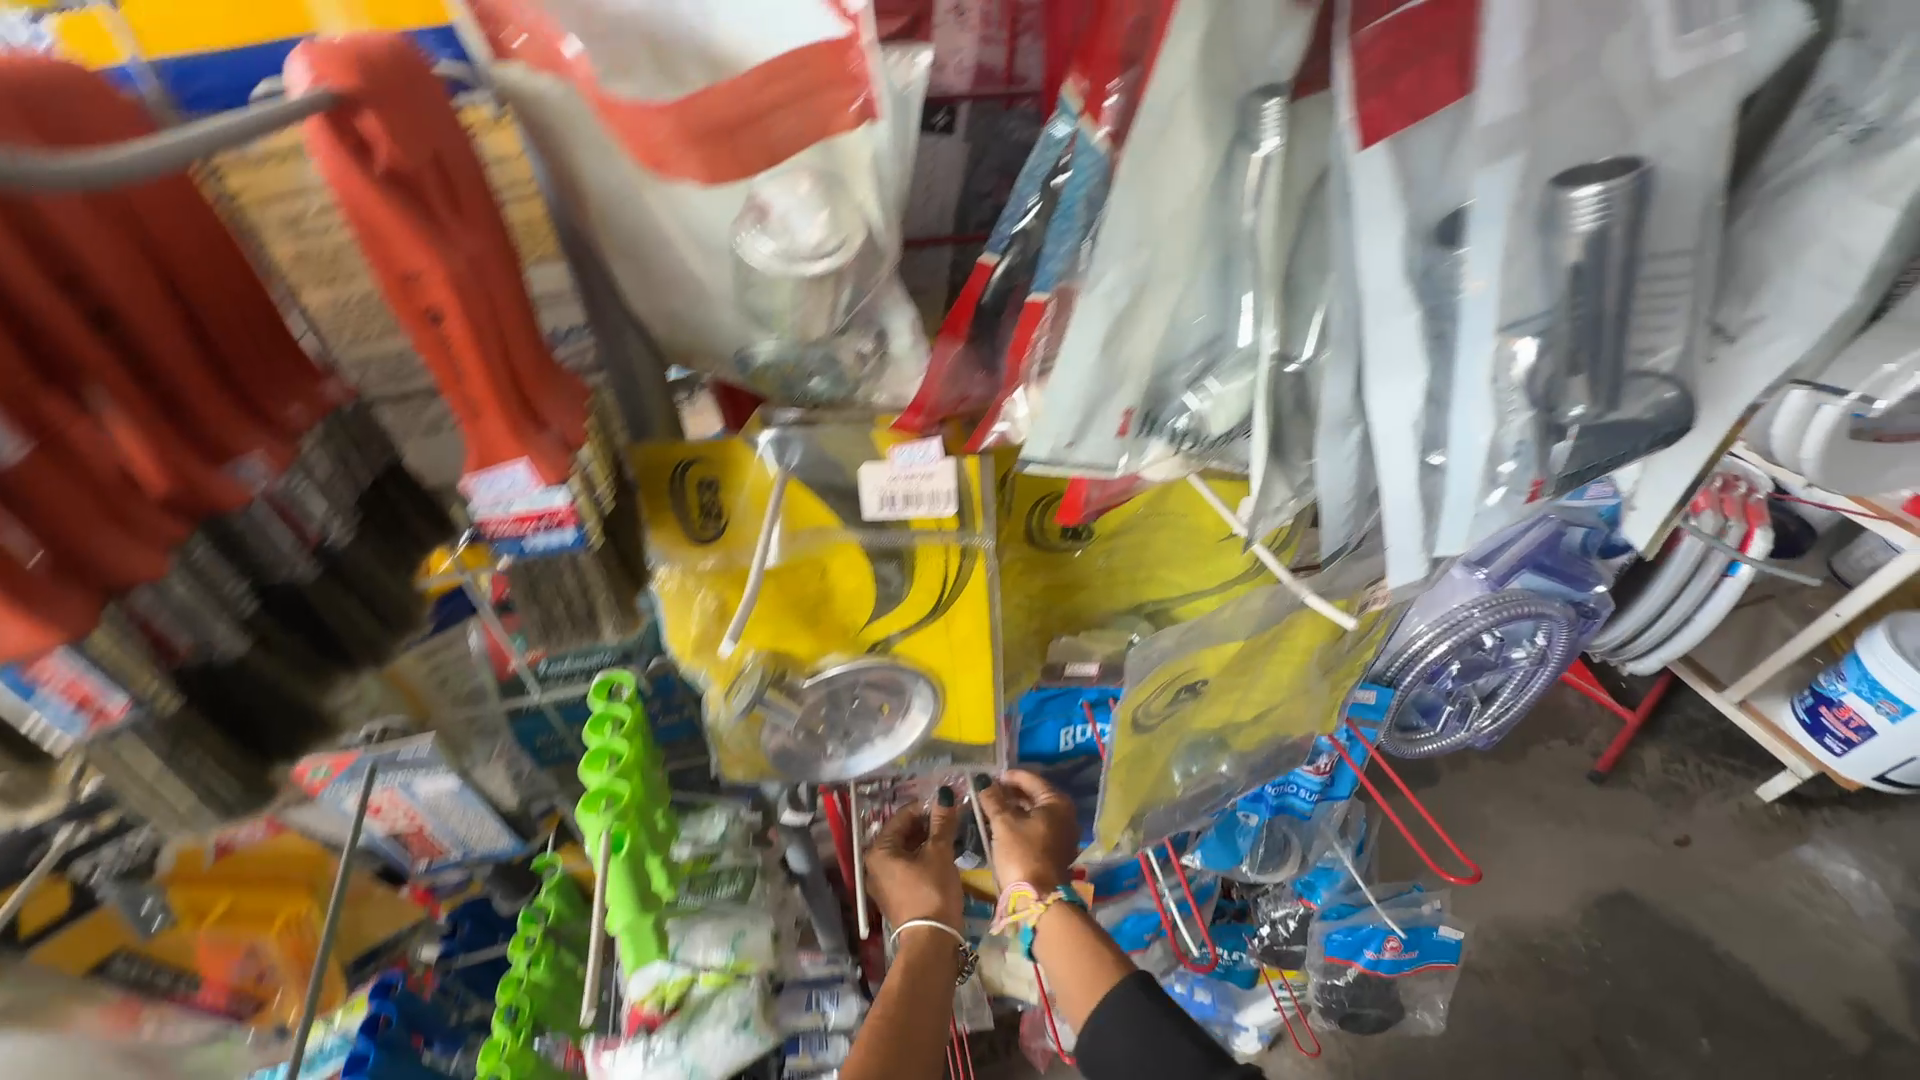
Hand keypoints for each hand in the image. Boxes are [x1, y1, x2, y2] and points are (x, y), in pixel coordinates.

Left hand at [864, 786, 964, 928]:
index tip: (946, 803)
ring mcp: (882, 882)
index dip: (925, 807)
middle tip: (949, 818)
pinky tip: (941, 856)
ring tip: (948, 835)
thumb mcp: (939, 853)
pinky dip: (921, 857)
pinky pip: (906, 867)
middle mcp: (873, 864)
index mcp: (879, 850)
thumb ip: (942, 823)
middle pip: (901, 833)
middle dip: (925, 824)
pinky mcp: (893, 895)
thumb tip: (945, 795)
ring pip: (905, 850)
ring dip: (925, 840)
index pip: (902, 816)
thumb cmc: (932, 891)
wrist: (931, 941)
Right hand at [977, 769, 1078, 892]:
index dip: (1008, 776)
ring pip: (1034, 813)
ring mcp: (1062, 834)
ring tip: (990, 808)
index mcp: (1057, 802)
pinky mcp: (1056, 850)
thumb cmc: (1022, 854)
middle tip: (987, 792)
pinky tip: (1002, 826)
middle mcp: (1065, 814)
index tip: (989, 777)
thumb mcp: (1004, 823)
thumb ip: (993, 799)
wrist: (1037, 898)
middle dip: (1010, 793)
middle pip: (1034, 795)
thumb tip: (984, 782)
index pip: (1031, 779)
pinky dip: (1020, 823)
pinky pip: (1036, 827)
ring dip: (1013, 809)